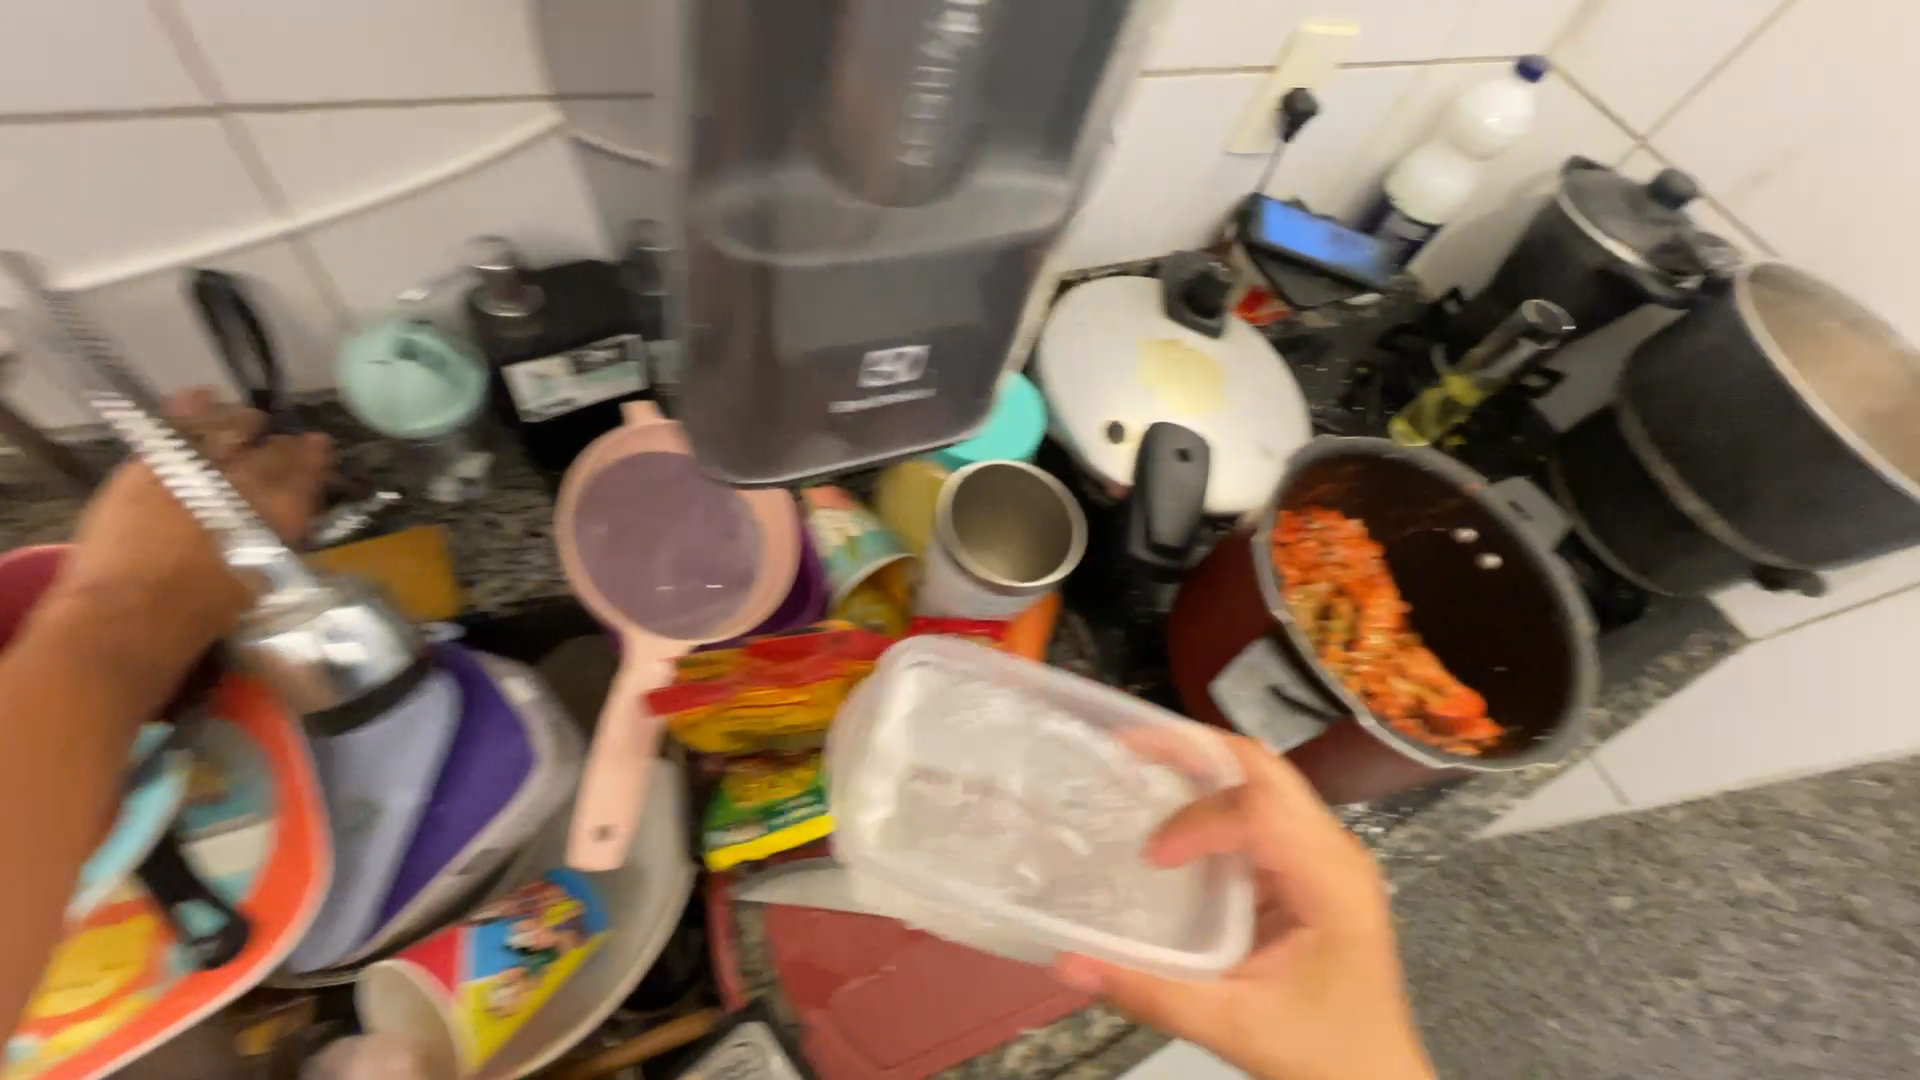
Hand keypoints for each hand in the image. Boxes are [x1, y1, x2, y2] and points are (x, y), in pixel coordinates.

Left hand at [48, 389, 331, 671]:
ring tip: (247, 420)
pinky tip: (199, 394)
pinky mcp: (153, 468)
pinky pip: (178, 427)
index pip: (308, 475)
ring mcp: (204, 470)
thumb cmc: (208, 607)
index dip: (314, 459)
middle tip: (284, 441)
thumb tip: (283, 523)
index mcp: (286, 516)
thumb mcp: (263, 574)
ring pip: (233, 433)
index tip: (318, 445)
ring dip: (243, 424)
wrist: (137, 610)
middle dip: (282, 445)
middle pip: (274, 453)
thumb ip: (275, 539)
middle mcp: (255, 485)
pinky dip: (191, 408)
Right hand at [1053, 733, 1435, 1079]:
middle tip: (1129, 747)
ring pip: (1260, 774)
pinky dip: (1210, 790)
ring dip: (1200, 762)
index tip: (1151, 858)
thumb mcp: (1233, 1029)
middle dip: (1193, 747)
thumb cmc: (1320, 1055)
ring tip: (1141, 761)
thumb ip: (1151, 993)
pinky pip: (1257, 800)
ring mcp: (1324, 848)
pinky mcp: (1307, 856)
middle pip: (1262, 767)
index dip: (1197, 822)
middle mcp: (1333, 849)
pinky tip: (1171, 804)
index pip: (1261, 812)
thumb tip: (1068, 963)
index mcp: (1330, 882)